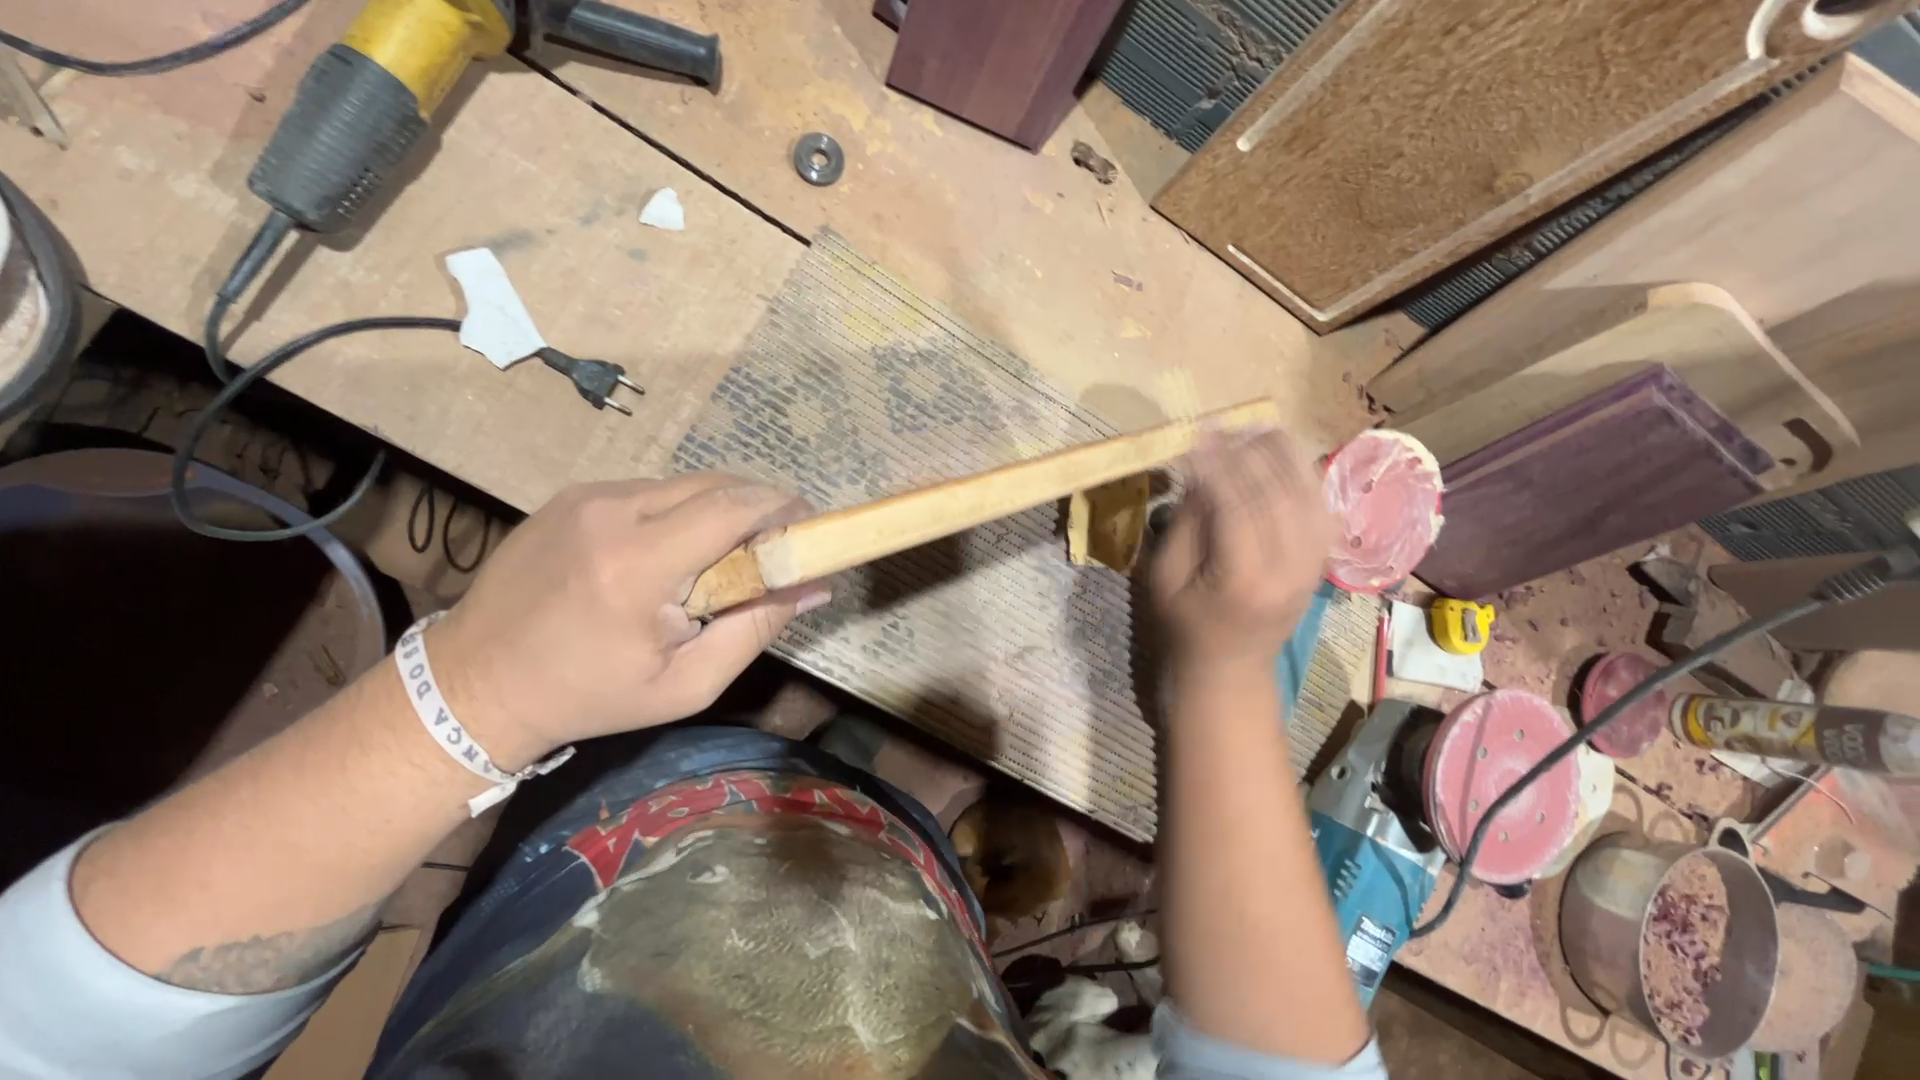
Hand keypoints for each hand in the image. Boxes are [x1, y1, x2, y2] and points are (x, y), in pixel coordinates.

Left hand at [421, 474, 829, 768]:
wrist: (476, 683)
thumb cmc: (589, 696)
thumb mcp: (685, 684)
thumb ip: (755, 630)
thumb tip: (814, 588)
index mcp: (638, 565)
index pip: (733, 507)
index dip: (782, 509)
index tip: (810, 527)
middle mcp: (611, 512)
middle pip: (714, 484)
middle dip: (758, 506)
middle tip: (778, 544)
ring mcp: (585, 497)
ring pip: (682, 484)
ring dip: (718, 509)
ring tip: (724, 556)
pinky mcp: (570, 496)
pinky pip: (647, 492)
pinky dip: (678, 512)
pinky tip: (672, 552)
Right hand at [1152, 429, 1333, 674]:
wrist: (1229, 668)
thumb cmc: (1184, 624)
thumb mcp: (1165, 577)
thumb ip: (1188, 523)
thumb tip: (1203, 470)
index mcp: (1242, 580)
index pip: (1237, 507)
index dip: (1219, 465)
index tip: (1201, 434)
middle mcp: (1287, 572)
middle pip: (1279, 495)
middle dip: (1253, 453)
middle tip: (1228, 425)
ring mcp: (1312, 568)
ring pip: (1309, 498)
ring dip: (1286, 458)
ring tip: (1259, 431)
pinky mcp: (1321, 564)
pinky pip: (1323, 510)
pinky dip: (1308, 479)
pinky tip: (1287, 459)